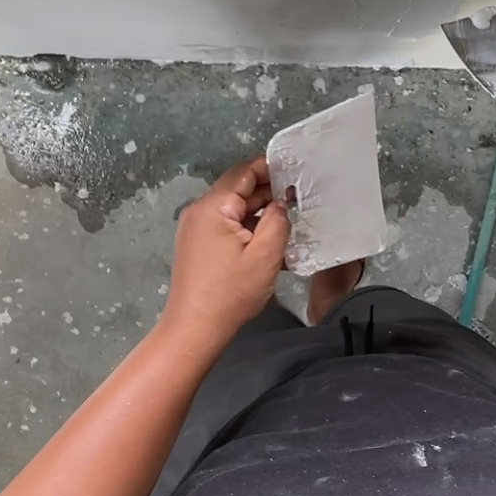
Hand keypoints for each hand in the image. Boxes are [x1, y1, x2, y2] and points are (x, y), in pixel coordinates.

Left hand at [163, 156, 289, 337]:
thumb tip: (280, 203)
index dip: (269, 167)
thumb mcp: (265, 254)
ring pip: (234, 208)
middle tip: (299, 197)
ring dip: (260, 211)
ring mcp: (196, 229)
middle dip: (268, 190)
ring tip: (290, 219)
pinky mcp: (199, 245)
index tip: (295, 169)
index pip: (243, 172)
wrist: (196, 328)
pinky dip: (248, 227)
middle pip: (237, 189)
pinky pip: (227, 225)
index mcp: (213, 207)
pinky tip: (270, 239)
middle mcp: (200, 212)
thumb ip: (278, 220)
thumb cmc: (231, 292)